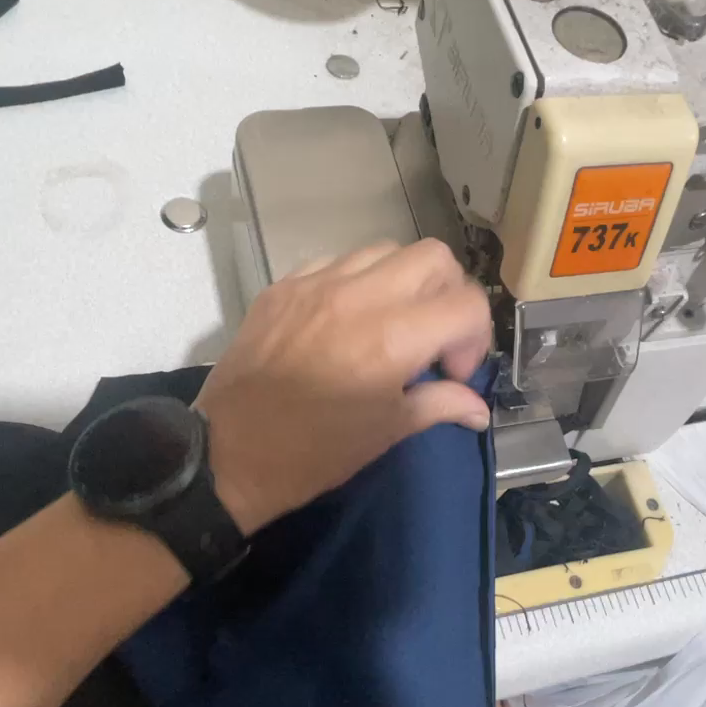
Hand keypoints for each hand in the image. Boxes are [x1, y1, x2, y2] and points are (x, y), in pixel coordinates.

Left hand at [194, 238, 492, 534]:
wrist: (227, 455)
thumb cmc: (314, 454)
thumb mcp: (386, 432)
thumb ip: (439, 405)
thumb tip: (478, 407)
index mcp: (392, 337)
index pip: (467, 302)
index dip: (475, 337)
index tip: (452, 371)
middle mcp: (358, 295)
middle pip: (435, 257)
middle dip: (448, 294)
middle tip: (433, 338)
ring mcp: (316, 283)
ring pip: (385, 250)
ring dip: (403, 283)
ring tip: (390, 325)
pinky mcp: (283, 286)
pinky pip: (336, 261)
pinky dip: (357, 282)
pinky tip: (346, 321)